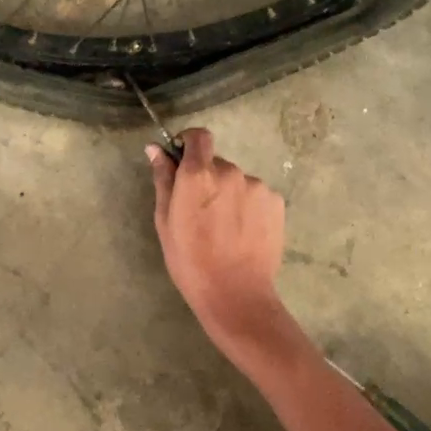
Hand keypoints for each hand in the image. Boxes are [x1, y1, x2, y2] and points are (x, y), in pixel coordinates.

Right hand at [148, 129, 289, 353]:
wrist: (236, 295)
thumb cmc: (190, 261)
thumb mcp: (165, 221)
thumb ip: (163, 179)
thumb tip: (155, 149)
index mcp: (198, 174)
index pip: (198, 136)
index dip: (189, 143)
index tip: (183, 161)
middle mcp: (229, 171)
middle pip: (216, 162)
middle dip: (207, 178)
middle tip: (201, 212)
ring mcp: (256, 186)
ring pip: (236, 180)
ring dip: (229, 193)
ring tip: (225, 227)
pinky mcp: (276, 201)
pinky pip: (255, 194)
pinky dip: (248, 206)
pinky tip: (243, 232)